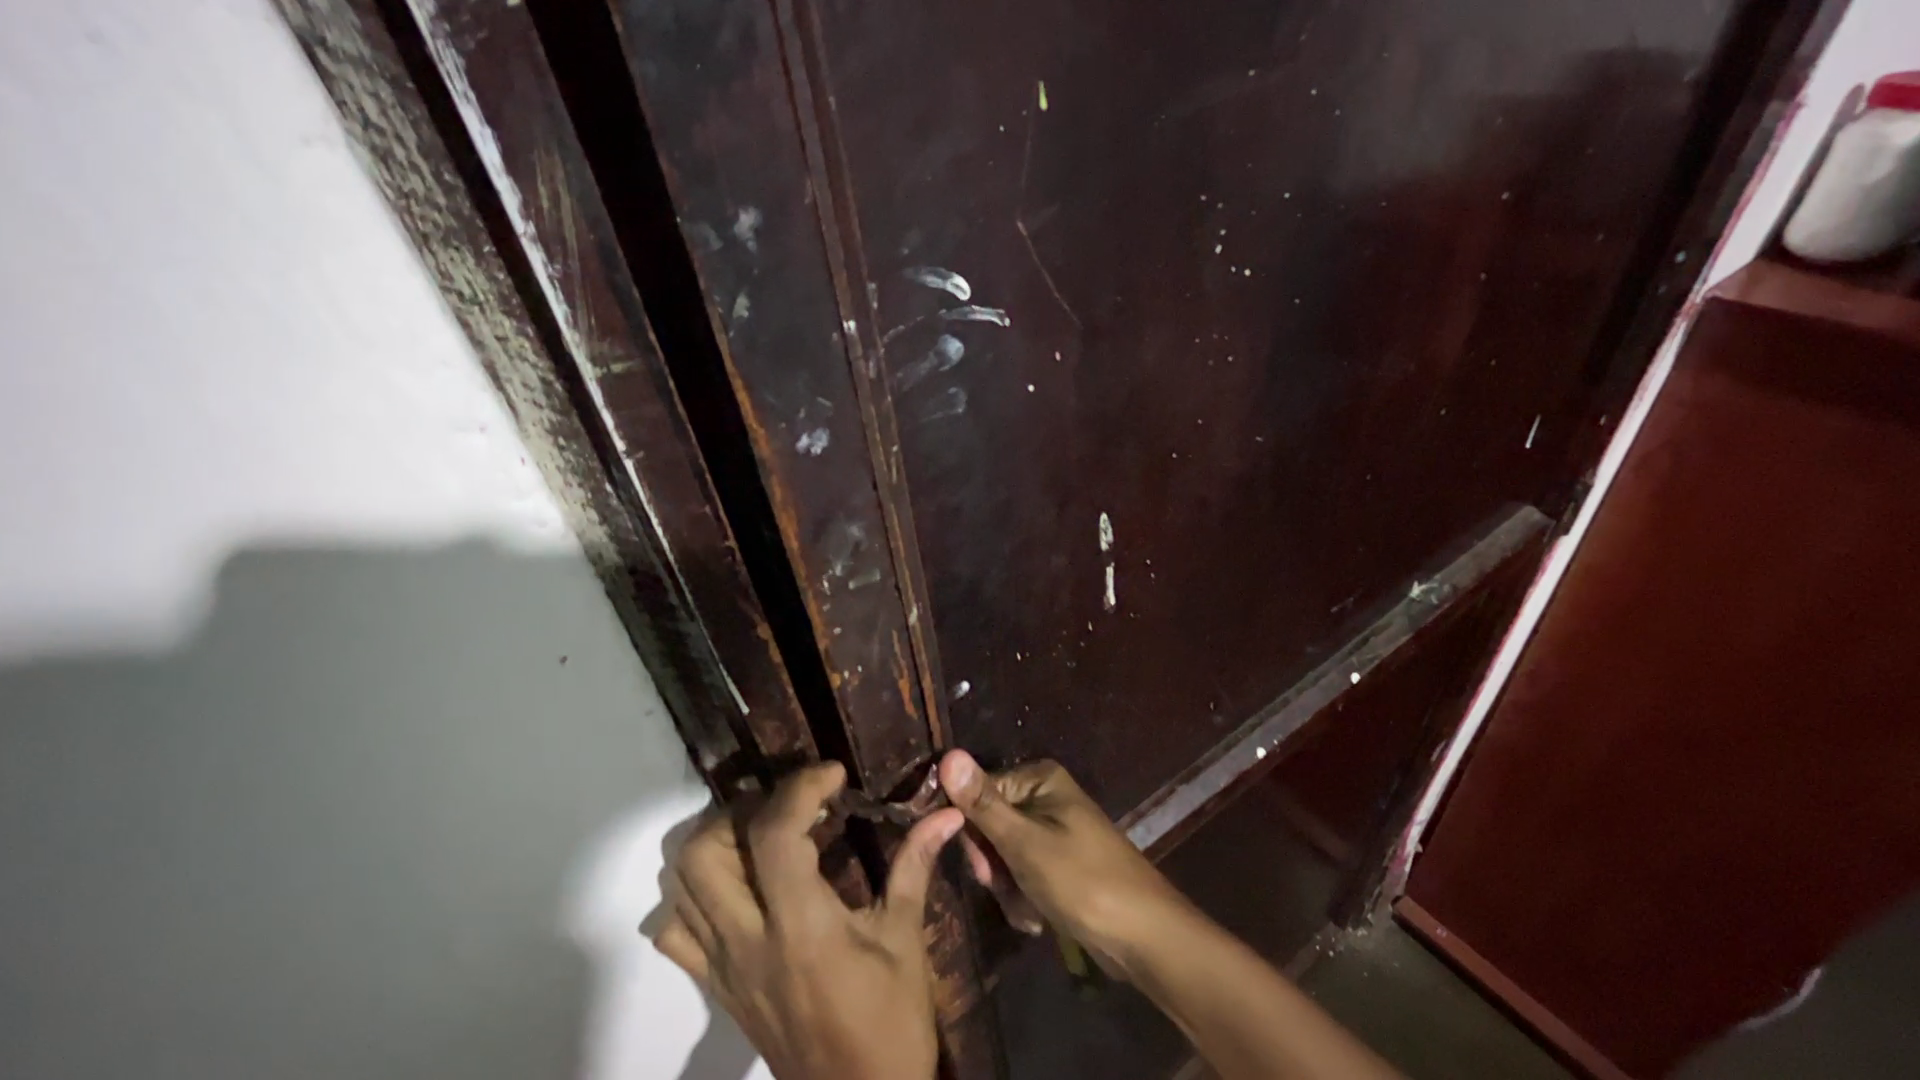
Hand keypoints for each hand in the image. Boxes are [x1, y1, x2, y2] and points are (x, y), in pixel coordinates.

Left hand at [653, 762, 964, 1079]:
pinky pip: (678, 934)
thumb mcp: (906, 940)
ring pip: (682, 887)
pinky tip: (736, 891)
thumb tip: (946, 813)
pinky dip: (693, 900)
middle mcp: (748, 942)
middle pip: (705, 853)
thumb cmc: (891, 1022)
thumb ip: (916, 867)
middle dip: (742, 812)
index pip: (774, 835)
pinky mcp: (716, 988)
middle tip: (786, 806)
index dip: (800, 788)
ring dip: (715, 846)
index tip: (832, 775)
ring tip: (760, 837)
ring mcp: (723, 968)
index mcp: (802, 926)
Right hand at [938, 750, 1194, 979]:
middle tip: (1007, 888)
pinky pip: (1022, 876)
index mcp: (1039, 780)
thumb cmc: (1083, 881)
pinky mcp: (1059, 865)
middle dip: (992, 867)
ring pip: (1002, 857)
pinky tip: (1038, 918)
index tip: (982, 868)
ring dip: (1008, 888)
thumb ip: (982, 804)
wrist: (1143, 937)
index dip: (970, 833)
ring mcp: (1054, 832)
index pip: (976, 794)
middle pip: (988, 827)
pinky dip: (1025, 898)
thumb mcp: (1025, 843)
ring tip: (1029, 909)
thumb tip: (947, 754)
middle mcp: (1045, 798)